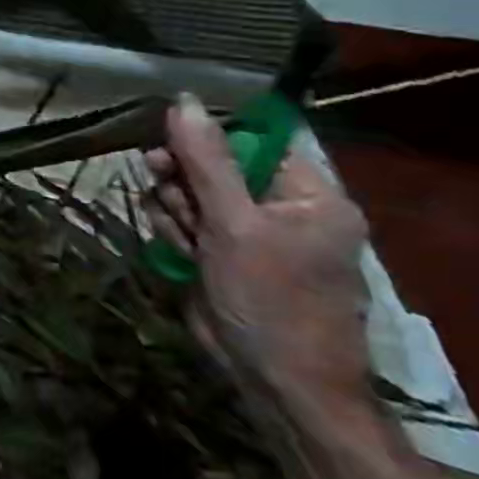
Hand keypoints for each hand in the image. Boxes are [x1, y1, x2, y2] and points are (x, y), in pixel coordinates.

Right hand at [146, 95, 371, 398]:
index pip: (250, 140)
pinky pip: (182, 218)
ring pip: (188, 191)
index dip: (205, 139)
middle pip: (211, 163)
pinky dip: (173, 230)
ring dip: (173, 210)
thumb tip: (183, 100)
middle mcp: (281, 207)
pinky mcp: (220, 249)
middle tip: (168, 192)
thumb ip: (206, 160)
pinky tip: (181, 252)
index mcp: (310, 196)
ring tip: (187, 240)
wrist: (275, 378)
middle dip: (182, 181)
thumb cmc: (271, 298)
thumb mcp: (234, 224)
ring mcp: (249, 230)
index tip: (170, 150)